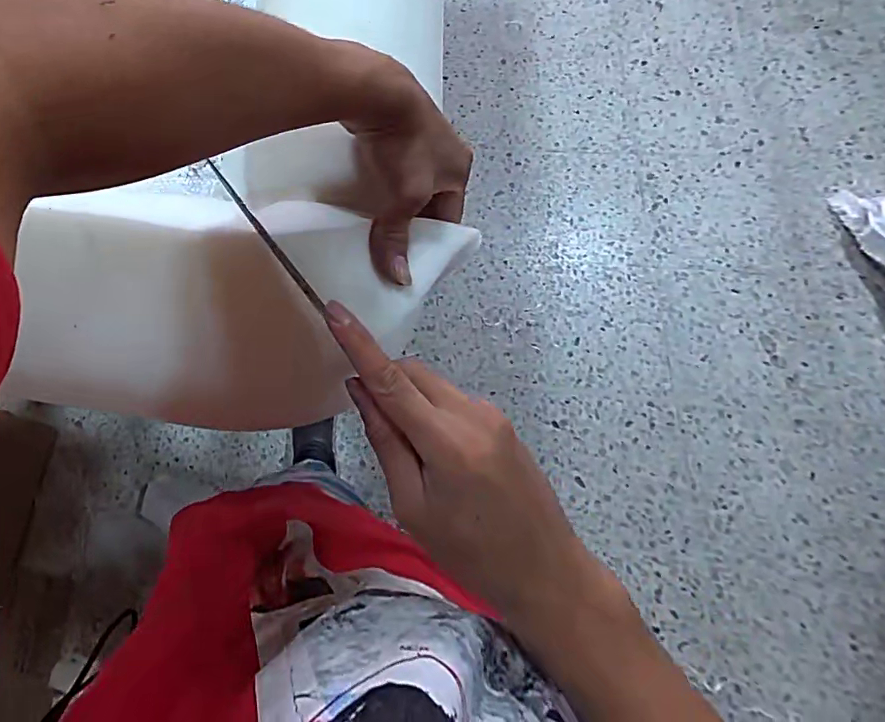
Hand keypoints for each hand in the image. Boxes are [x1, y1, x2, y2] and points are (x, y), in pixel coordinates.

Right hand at [325, 304, 722, 720]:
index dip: (358, 343)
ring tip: (414, 457)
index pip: (390, 380)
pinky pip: (450, 399)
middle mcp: (471, 414)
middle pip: (411, 373)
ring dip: (408, 399)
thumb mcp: (413, 508)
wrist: (549, 574)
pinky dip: (430, 411)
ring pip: (431, 384)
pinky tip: (439, 457)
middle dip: (383, 381)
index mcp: (446, 441)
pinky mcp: (499, 420)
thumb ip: (385, 442)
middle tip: (372, 423)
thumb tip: (359, 390)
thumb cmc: (472, 555)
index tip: (336, 311)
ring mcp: (490, 414)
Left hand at [341, 62, 471, 285]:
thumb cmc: (405, 143)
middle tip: (390, 237)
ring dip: (394, 195)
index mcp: (460, 168)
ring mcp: (420, 134)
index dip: (432, 237)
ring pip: (409, 177)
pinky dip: (382, 174)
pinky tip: (365, 183)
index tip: (412, 256)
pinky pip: (392, 159)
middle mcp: (446, 150)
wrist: (378, 92)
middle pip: (430, 196)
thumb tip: (398, 275)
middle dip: (411, 216)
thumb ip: (397, 233)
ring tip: (374, 213)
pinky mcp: (395, 124)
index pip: (450, 215)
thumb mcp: (405, 195)